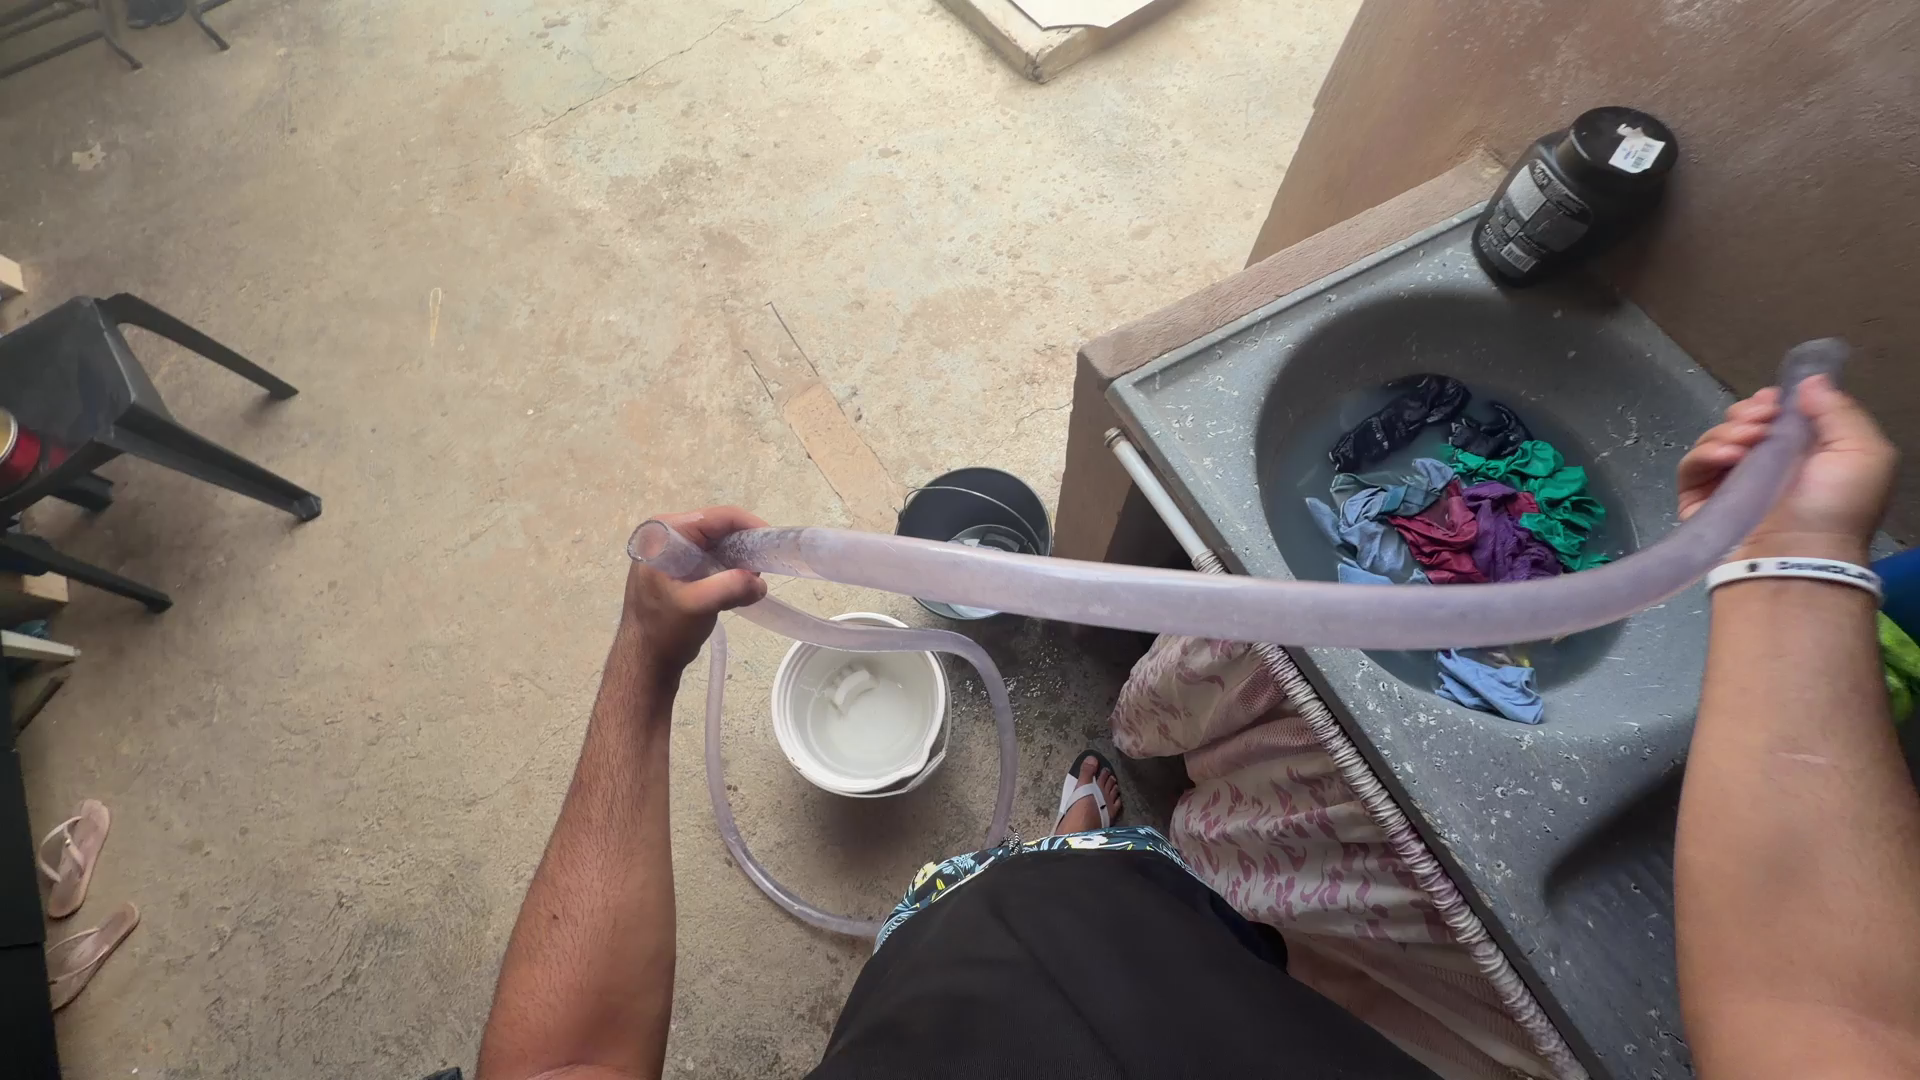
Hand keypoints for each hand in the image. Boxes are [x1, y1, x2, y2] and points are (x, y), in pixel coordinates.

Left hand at [622, 506, 769, 675]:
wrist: (646, 659)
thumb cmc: (664, 629)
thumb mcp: (698, 605)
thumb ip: (730, 588)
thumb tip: (760, 582)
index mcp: (665, 533)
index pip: (717, 517)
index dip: (749, 526)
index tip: (771, 545)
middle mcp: (669, 534)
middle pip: (721, 528)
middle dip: (745, 548)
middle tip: (761, 571)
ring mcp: (676, 551)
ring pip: (722, 545)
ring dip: (740, 562)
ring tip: (750, 585)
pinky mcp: (684, 567)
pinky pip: (717, 559)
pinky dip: (732, 572)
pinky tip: (738, 591)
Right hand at [1677, 375, 1896, 561]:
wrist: (1797, 551)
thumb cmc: (1837, 504)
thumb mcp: (1863, 452)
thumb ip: (1838, 413)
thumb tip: (1807, 382)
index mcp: (1802, 449)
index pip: (1775, 415)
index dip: (1770, 402)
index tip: (1774, 403)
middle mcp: (1762, 461)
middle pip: (1738, 422)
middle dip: (1746, 415)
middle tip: (1759, 424)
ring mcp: (1726, 479)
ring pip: (1711, 439)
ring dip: (1727, 433)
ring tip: (1746, 444)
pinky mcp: (1697, 495)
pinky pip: (1689, 464)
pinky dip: (1704, 454)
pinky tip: (1727, 458)